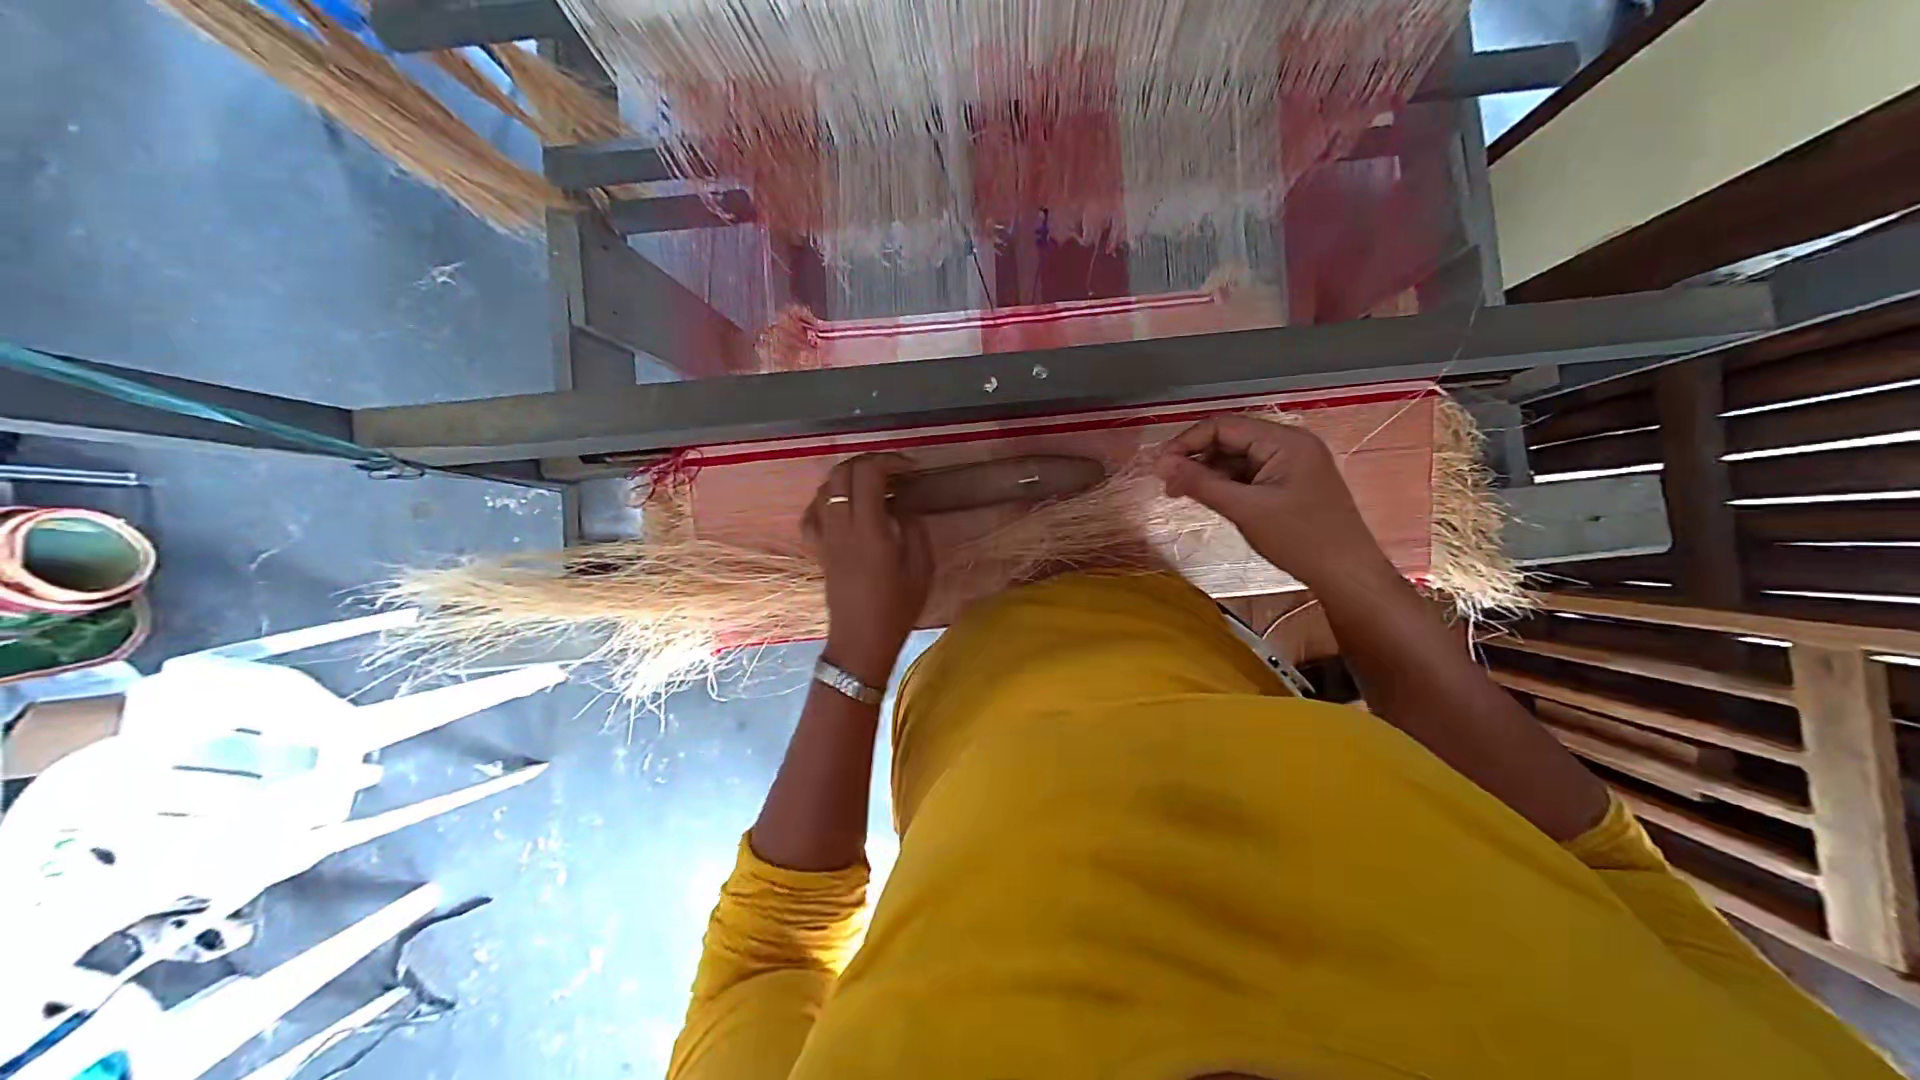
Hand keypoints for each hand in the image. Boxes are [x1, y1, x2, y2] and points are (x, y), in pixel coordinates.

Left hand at [802, 454, 935, 685]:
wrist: (861, 640)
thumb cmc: (897, 608)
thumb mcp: (922, 567)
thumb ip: (913, 528)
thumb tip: (902, 508)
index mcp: (869, 529)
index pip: (868, 474)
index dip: (888, 461)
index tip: (909, 468)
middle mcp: (841, 527)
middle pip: (842, 473)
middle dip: (867, 462)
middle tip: (890, 471)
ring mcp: (824, 537)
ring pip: (824, 488)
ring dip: (846, 477)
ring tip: (869, 485)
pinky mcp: (817, 549)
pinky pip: (811, 514)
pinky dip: (825, 500)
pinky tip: (841, 506)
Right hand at [1155, 416, 1391, 588]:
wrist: (1347, 574)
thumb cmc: (1301, 539)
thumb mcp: (1245, 510)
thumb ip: (1201, 484)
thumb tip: (1161, 465)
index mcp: (1284, 441)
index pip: (1223, 426)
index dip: (1187, 442)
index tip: (1159, 467)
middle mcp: (1288, 444)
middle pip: (1229, 439)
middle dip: (1195, 459)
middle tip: (1167, 485)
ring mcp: (1289, 463)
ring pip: (1235, 458)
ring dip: (1207, 473)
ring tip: (1181, 495)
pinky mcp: (1287, 483)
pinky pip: (1247, 474)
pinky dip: (1225, 484)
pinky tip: (1208, 499)